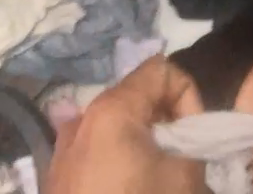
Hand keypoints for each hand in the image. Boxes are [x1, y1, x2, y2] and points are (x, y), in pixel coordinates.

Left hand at [47, 56, 206, 193]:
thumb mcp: (185, 178)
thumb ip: (195, 144)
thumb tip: (186, 144)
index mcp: (112, 108)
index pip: (162, 69)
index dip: (188, 96)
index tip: (195, 135)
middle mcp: (82, 120)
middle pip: (137, 96)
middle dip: (167, 121)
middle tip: (182, 158)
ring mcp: (64, 151)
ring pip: (117, 126)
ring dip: (144, 143)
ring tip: (157, 178)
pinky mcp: (57, 181)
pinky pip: (97, 152)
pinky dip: (119, 161)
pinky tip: (129, 190)